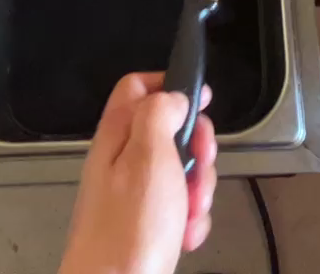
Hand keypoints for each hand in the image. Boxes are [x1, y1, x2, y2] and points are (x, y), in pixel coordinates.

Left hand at [59, 72, 217, 273]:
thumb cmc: (129, 228)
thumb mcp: (149, 155)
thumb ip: (161, 113)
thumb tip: (174, 97)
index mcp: (117, 133)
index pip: (138, 86)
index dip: (170, 85)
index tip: (200, 100)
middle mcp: (121, 160)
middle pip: (168, 130)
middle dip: (196, 146)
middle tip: (201, 164)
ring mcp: (133, 195)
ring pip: (179, 170)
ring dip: (197, 188)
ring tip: (191, 210)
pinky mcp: (145, 226)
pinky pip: (178, 207)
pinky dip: (189, 219)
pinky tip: (185, 234)